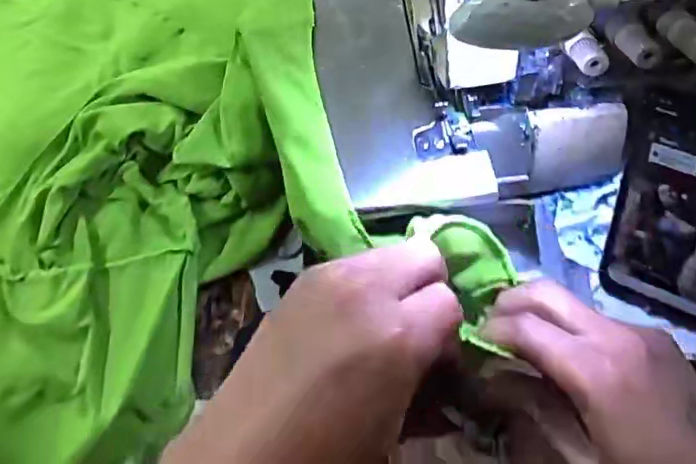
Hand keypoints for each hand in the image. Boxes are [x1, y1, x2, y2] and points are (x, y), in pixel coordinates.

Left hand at [164, 239, 463, 463]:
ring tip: (377, 326)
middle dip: (429, 289)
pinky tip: (345, 321)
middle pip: (425, 255)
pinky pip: (354, 261)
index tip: (435, 360)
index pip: (449, 301)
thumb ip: (427, 383)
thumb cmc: (326, 452)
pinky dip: (363, 283)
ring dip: (395, 283)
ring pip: (389, 251)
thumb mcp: (393, 428)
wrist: (245, 448)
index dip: (447, 333)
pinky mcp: (307, 273)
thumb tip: (441, 360)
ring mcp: (332, 273)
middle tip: (415, 331)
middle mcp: (367, 288)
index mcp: (396, 333)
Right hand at [481, 281, 695, 463]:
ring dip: (543, 315)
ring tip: (525, 343)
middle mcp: (617, 333)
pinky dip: (576, 330)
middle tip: (488, 325)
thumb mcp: (584, 463)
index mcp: (596, 368)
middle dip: (509, 301)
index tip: (471, 341)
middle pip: (545, 291)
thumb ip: (535, 413)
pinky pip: (604, 322)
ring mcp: (643, 331)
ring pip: (574, 302)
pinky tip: (573, 362)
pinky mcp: (662, 340)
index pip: (524, 324)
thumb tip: (491, 377)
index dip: (491, 328)